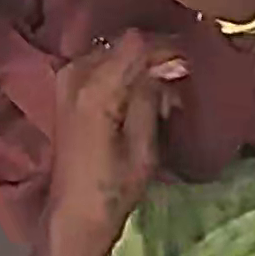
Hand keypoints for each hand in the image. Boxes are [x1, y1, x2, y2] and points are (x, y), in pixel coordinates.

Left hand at [45, 29, 187, 245]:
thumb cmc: (112, 187)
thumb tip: (170, 63)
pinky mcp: (66, 84)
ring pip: (112, 51)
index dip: (164, 46)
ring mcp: (67, 75)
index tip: (188, 60)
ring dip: (139, 65)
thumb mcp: (143, 146)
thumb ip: (151, 96)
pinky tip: (140, 95)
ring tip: (163, 96)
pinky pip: (100, 63)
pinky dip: (123, 72)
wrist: (73, 212)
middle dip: (153, 57)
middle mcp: (75, 71)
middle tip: (179, 81)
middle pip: (122, 44)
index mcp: (94, 87)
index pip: (133, 43)